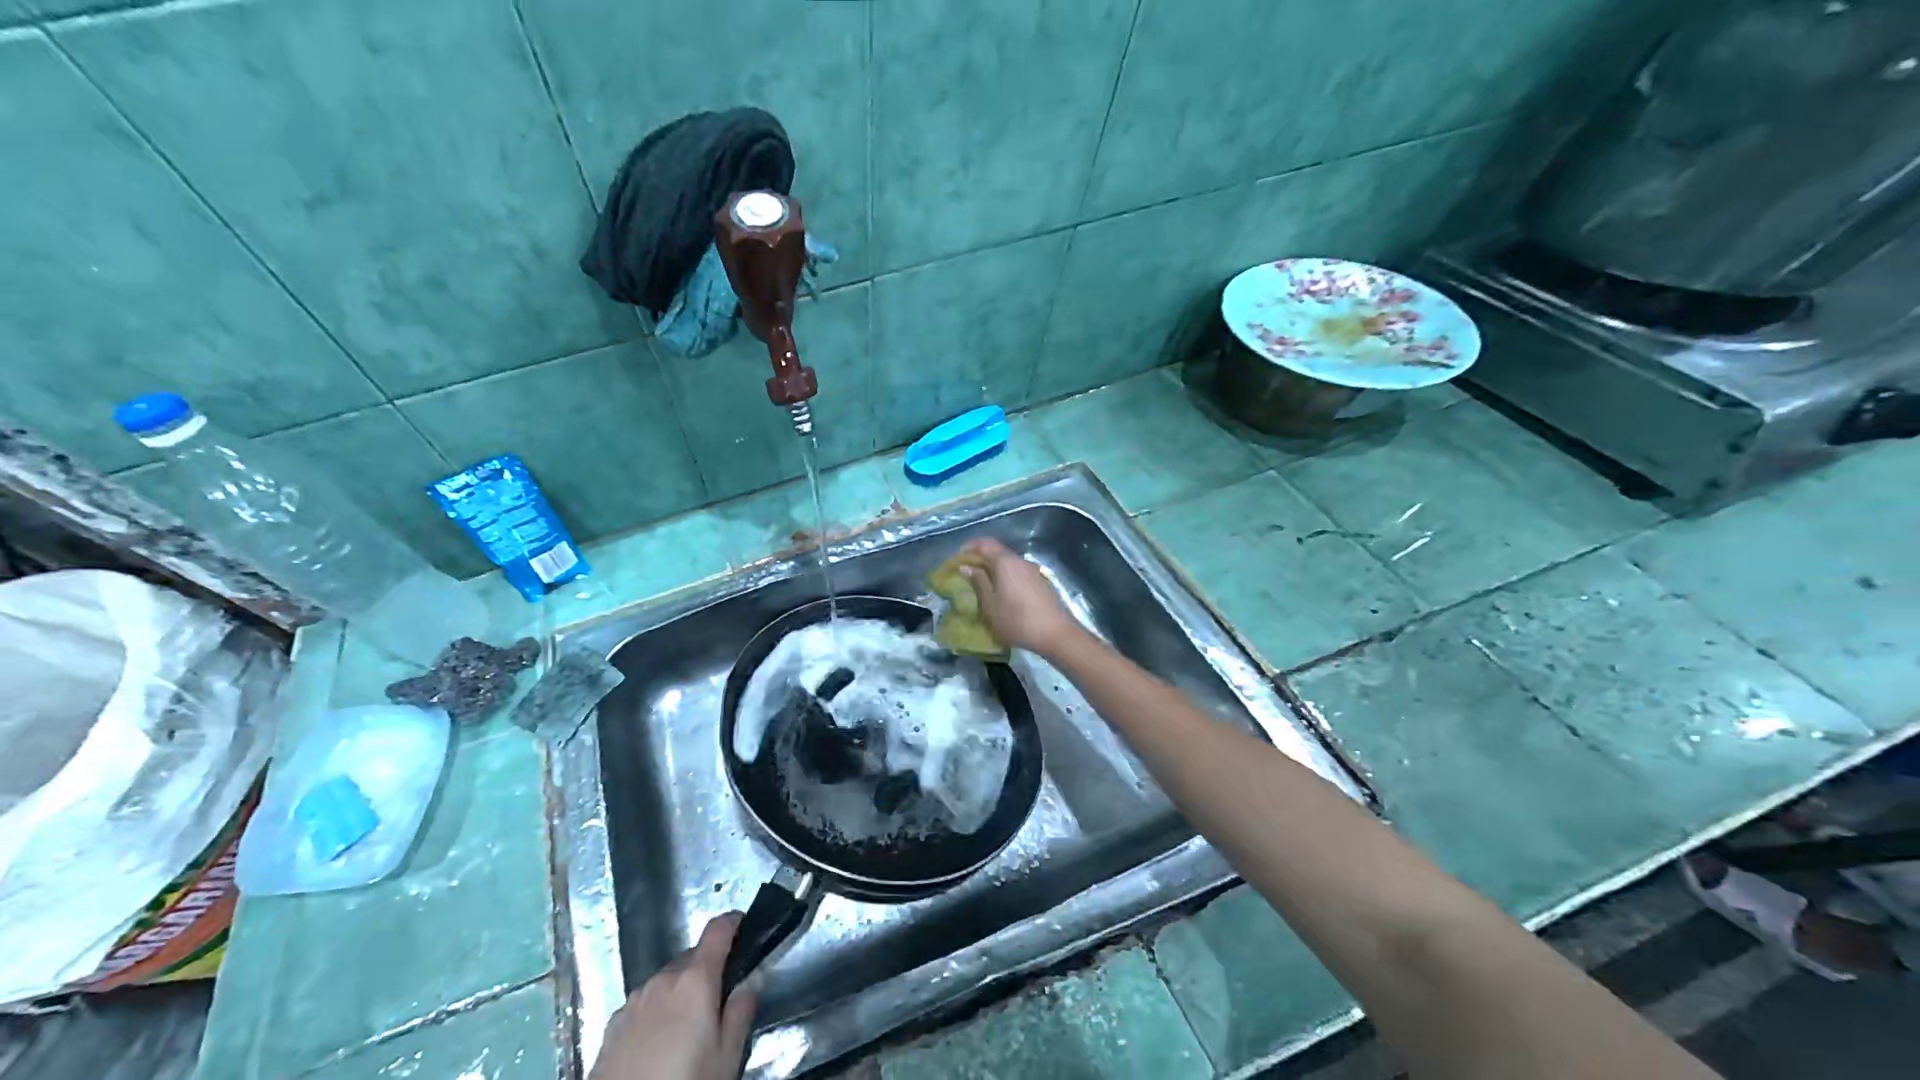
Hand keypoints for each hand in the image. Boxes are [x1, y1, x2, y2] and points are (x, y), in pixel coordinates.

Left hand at [591, 914, 757, 1079]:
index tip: (744, 928)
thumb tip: (749, 984)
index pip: (718, 930)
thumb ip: (741, 1013)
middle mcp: (663, 979)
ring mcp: (634, 1000)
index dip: (733, 923)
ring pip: (666, 980)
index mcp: (695, 980)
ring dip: (681, 990)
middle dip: (708, 969)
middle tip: (719, 1000)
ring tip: (687, 1028)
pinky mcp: (612, 1024)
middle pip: (692, 957)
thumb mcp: (726, 1057)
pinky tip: (657, 1043)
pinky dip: (656, 1010)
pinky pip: (644, 1003)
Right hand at [959, 538, 1082, 654]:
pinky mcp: (1040, 582)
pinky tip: (1001, 592)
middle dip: (979, 558)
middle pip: (996, 551)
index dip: (968, 548)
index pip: (984, 543)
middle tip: (966, 573)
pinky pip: (1017, 572)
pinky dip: (1005, 576)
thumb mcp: (990, 604)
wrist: (1055, 634)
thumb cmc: (1017, 620)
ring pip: (1008, 563)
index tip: (957, 560)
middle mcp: (1020, 561)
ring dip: (992, 568)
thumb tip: (966, 566)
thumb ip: (978, 582)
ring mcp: (1032, 571)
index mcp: (1005, 562)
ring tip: (981, 584)